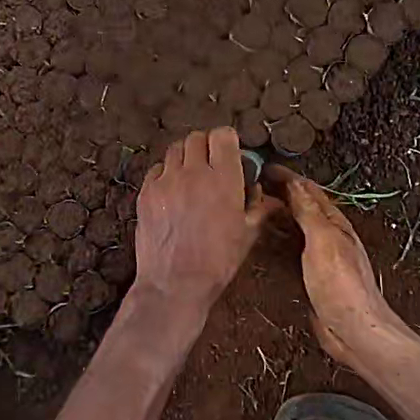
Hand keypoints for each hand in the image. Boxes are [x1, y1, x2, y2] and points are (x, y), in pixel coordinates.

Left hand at [135, 128, 280, 314]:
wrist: (174, 284)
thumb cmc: (217, 262)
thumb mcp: (247, 235)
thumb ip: (259, 209)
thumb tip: (273, 199)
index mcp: (223, 179)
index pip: (222, 136)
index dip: (227, 140)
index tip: (230, 151)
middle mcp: (193, 173)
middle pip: (197, 138)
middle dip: (206, 146)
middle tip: (211, 162)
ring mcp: (167, 181)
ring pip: (175, 149)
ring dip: (186, 156)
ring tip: (191, 174)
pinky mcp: (146, 192)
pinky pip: (157, 169)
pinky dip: (166, 173)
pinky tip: (172, 190)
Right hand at [263, 165, 405, 364]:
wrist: (355, 331)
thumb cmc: (342, 286)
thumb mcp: (323, 240)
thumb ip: (308, 211)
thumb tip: (295, 183)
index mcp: (333, 222)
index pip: (307, 189)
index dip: (285, 176)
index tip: (261, 167)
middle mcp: (327, 235)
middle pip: (299, 206)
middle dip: (276, 193)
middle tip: (248, 186)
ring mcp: (318, 255)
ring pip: (292, 227)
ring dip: (273, 215)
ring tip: (249, 208)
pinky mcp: (309, 275)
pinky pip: (288, 249)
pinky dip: (273, 239)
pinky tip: (260, 241)